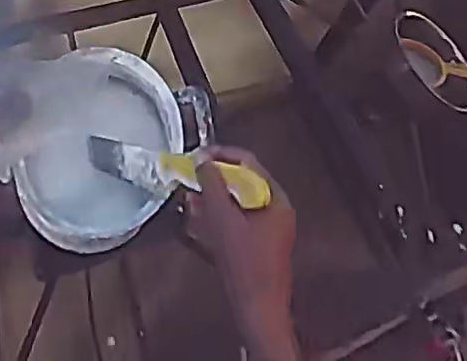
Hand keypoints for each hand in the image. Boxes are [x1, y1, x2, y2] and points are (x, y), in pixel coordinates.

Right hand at [188, 146, 298, 359]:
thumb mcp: (224, 219)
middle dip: (215, 177)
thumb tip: (203, 160)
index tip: (199, 155)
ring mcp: (269, 228)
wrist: (258, 312)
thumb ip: (212, 185)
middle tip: (193, 174)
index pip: (248, 162)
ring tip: (190, 194)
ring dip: (213, 196)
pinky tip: (198, 216)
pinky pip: (238, 219)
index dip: (221, 155)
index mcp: (276, 198)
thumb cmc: (245, 263)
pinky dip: (219, 214)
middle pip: (243, 181)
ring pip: (238, 201)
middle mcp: (276, 209)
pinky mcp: (259, 244)